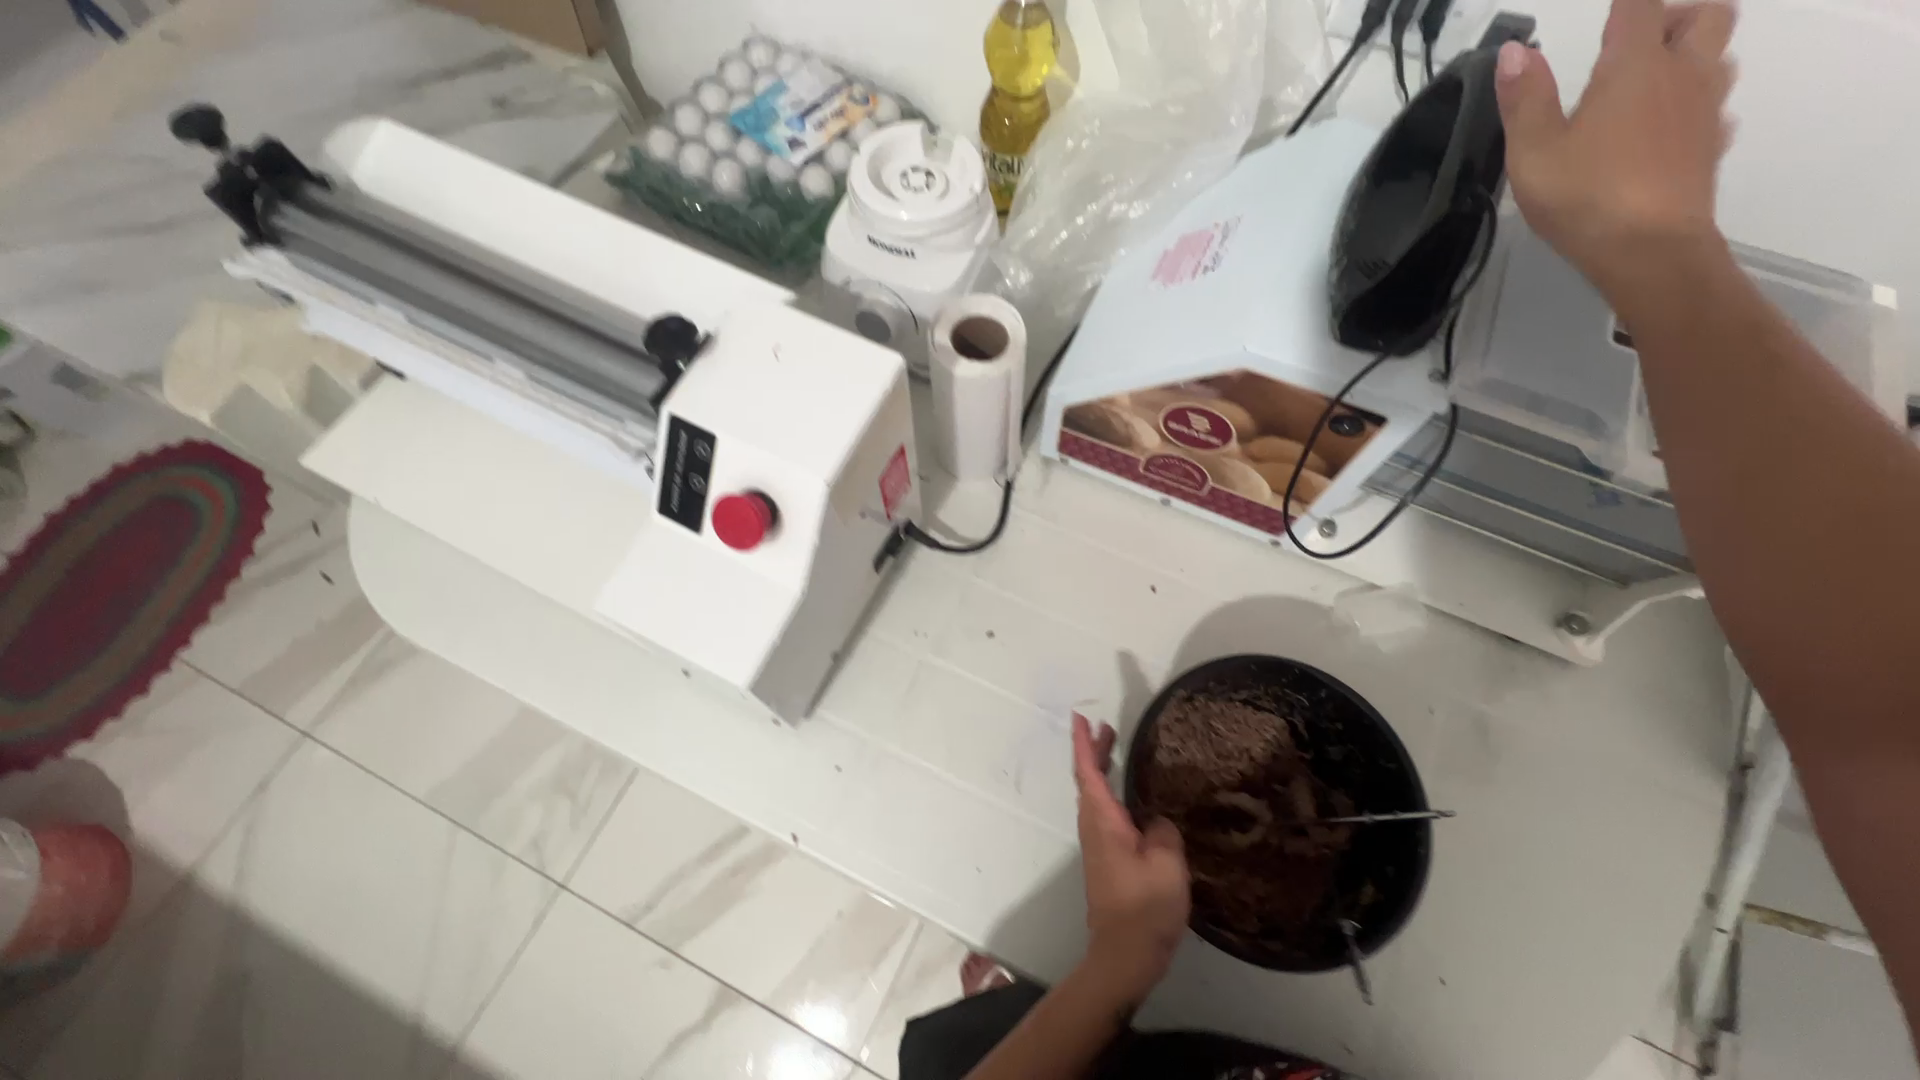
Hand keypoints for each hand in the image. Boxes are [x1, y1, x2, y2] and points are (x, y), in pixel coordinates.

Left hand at [1070, 713, 1189, 1006]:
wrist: (1124, 953)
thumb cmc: (1145, 906)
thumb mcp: (1167, 864)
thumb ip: (1163, 831)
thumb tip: (1155, 821)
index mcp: (1104, 821)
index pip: (1089, 771)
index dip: (1085, 743)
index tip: (1080, 717)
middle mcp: (1094, 827)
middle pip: (1088, 780)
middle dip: (1095, 750)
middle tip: (1106, 725)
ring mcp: (1098, 844)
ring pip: (1094, 796)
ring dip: (1101, 769)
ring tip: (1115, 748)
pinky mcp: (1106, 859)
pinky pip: (1104, 813)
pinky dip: (1110, 792)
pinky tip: (1130, 796)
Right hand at [1495, 0, 1737, 298]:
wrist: (1649, 250)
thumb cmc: (1584, 196)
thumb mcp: (1533, 152)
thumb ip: (1524, 99)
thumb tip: (1517, 50)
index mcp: (1634, 68)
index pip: (1639, 6)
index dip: (1624, 1)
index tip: (1609, 9)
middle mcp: (1681, 76)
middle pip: (1705, 15)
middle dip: (1675, 16)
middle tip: (1636, 43)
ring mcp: (1704, 111)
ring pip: (1718, 58)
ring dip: (1691, 57)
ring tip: (1649, 86)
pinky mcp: (1712, 148)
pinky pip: (1714, 108)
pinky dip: (1693, 106)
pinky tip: (1666, 131)